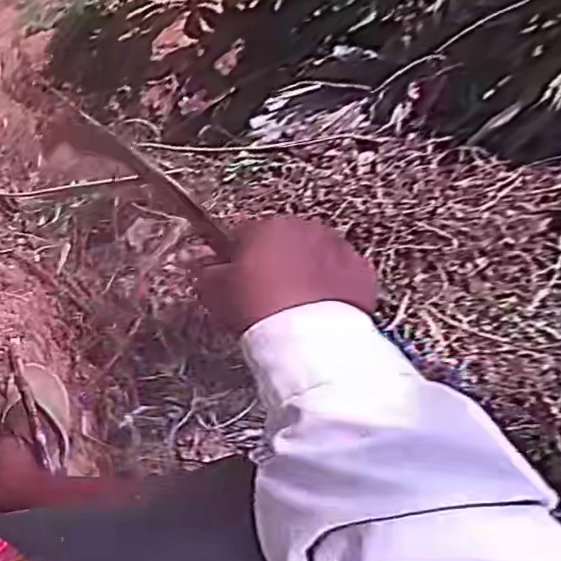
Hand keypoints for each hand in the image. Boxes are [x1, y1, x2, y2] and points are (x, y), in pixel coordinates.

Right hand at [195, 216, 377, 332]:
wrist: (306, 333)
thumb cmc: (255, 305)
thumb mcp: (211, 288)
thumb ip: (204, 269)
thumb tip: (200, 261)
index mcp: (267, 227)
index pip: (239, 233)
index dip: (229, 255)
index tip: (224, 273)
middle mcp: (306, 229)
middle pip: (278, 241)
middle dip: (266, 260)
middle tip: (252, 289)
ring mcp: (338, 248)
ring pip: (309, 255)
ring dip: (296, 270)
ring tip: (281, 300)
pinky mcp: (360, 271)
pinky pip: (334, 273)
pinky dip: (321, 284)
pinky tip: (306, 305)